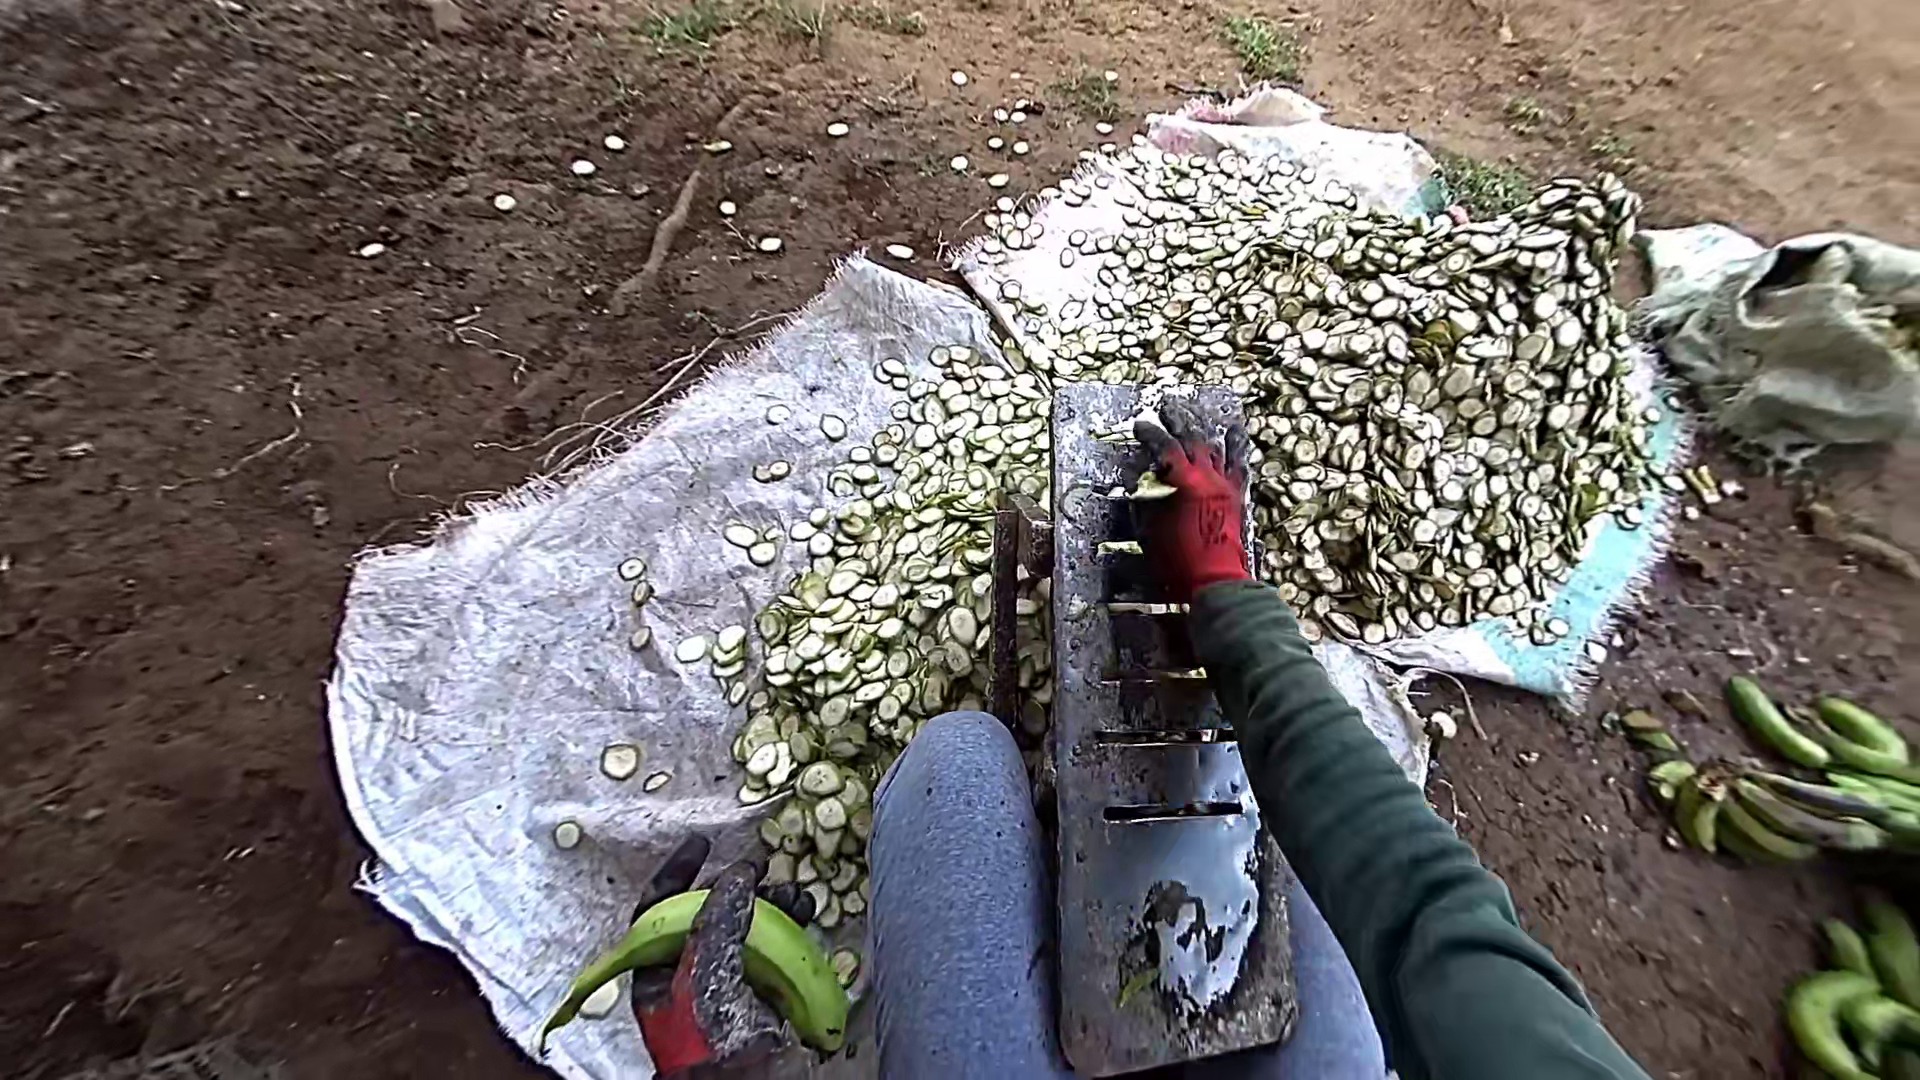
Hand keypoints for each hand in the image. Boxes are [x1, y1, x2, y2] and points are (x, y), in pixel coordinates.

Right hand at [1132, 398, 1251, 603]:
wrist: (1216, 580)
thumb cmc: (1178, 560)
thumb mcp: (1150, 529)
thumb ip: (1148, 500)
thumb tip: (1144, 483)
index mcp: (1185, 482)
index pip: (1166, 448)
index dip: (1151, 434)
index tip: (1140, 425)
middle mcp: (1209, 477)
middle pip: (1193, 439)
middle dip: (1178, 420)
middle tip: (1168, 406)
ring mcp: (1226, 485)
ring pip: (1216, 448)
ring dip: (1204, 430)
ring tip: (1198, 415)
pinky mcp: (1236, 496)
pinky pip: (1237, 465)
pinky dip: (1235, 448)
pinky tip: (1233, 436)